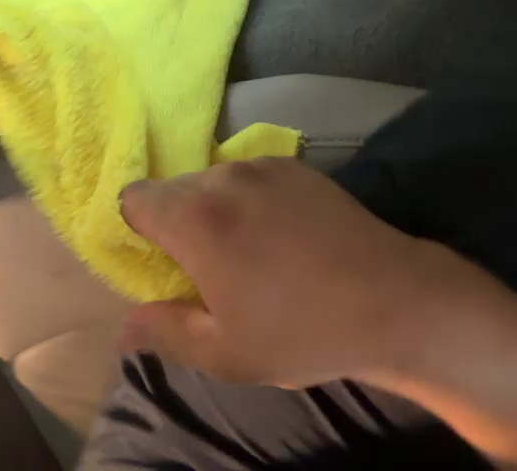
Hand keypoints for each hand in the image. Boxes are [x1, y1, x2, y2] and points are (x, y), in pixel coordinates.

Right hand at [119, 158, 500, 388]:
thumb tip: (125, 322)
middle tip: (205, 271)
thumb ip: (165, 331)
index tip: (159, 263)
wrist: (391, 298)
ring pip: (216, 180)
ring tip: (248, 255)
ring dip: (217, 209)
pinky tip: (280, 237)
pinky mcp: (300, 166)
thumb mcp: (224, 351)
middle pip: (176, 189)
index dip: (137, 229)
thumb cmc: (301, 330)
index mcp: (198, 217)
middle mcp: (227, 176)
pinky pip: (253, 176)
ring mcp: (267, 165)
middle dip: (177, 223)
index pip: (135, 198)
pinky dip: (251, 199)